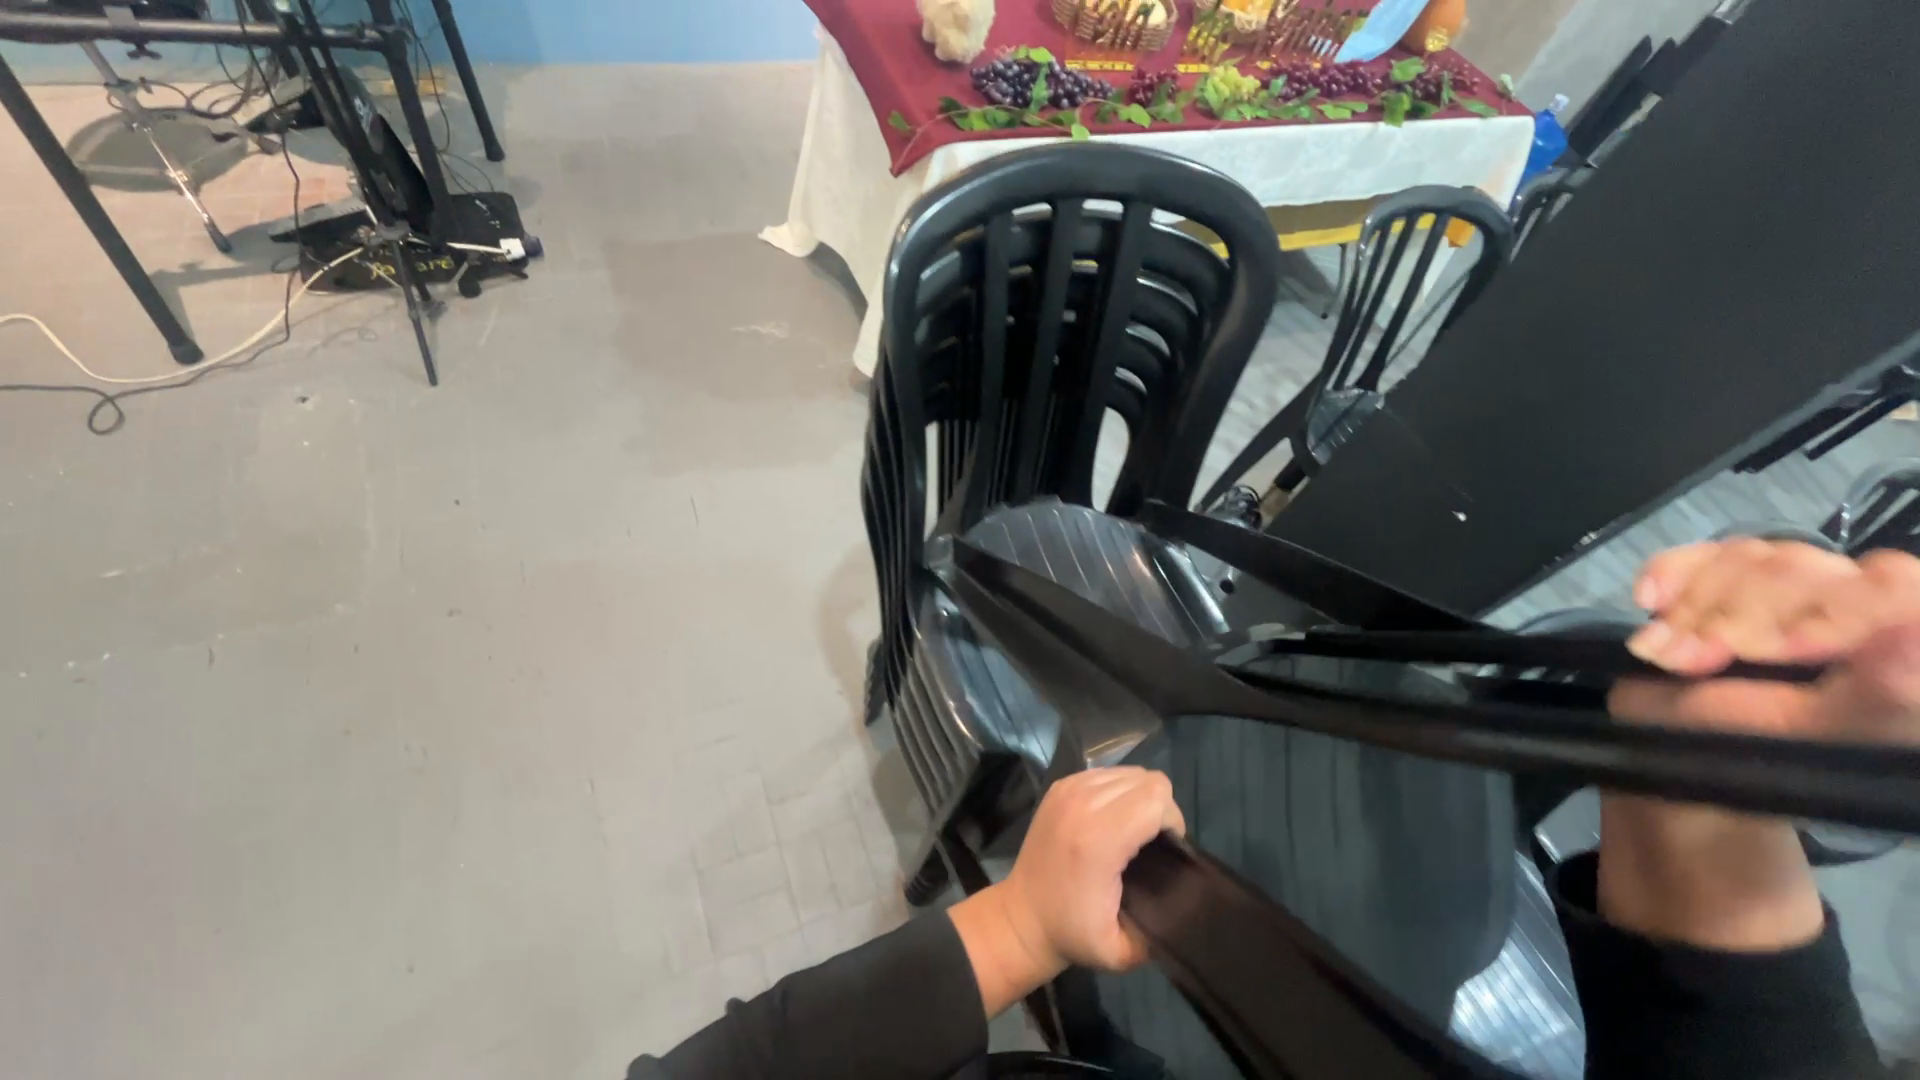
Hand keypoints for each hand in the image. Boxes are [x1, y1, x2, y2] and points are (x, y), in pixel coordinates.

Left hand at [947, 767, 1184, 1016]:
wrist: (1021, 917)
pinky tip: (1112, 819)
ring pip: (1128, 772)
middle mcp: (1083, 803)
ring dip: (1139, 797)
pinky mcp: (1059, 785)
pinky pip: (1107, 773)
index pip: (1156, 799)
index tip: (1168, 849)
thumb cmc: (1072, 933)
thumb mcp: (1123, 949)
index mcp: (1099, 838)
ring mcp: (1068, 789)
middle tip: (1153, 842)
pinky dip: (1118, 791)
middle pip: (1147, 780)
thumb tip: (1188, 900)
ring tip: (1132, 831)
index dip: (1173, 822)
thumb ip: (1162, 926)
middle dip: (1160, 808)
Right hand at [1597, 540, 1919, 950]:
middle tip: (1710, 663)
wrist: (1670, 757)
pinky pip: (1690, 556)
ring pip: (1741, 559)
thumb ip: (1885, 688)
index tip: (1785, 650)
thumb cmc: (1764, 757)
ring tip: (1676, 659)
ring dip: (1693, 611)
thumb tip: (1914, 633)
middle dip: (1738, 616)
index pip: (1885, 580)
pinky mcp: (1708, 588)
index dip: (1828, 603)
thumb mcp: (1828, 730)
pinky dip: (1666, 576)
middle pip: (1798, 565)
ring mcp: (1770, 593)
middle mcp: (1842, 606)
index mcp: (1889, 638)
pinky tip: (1650, 605)